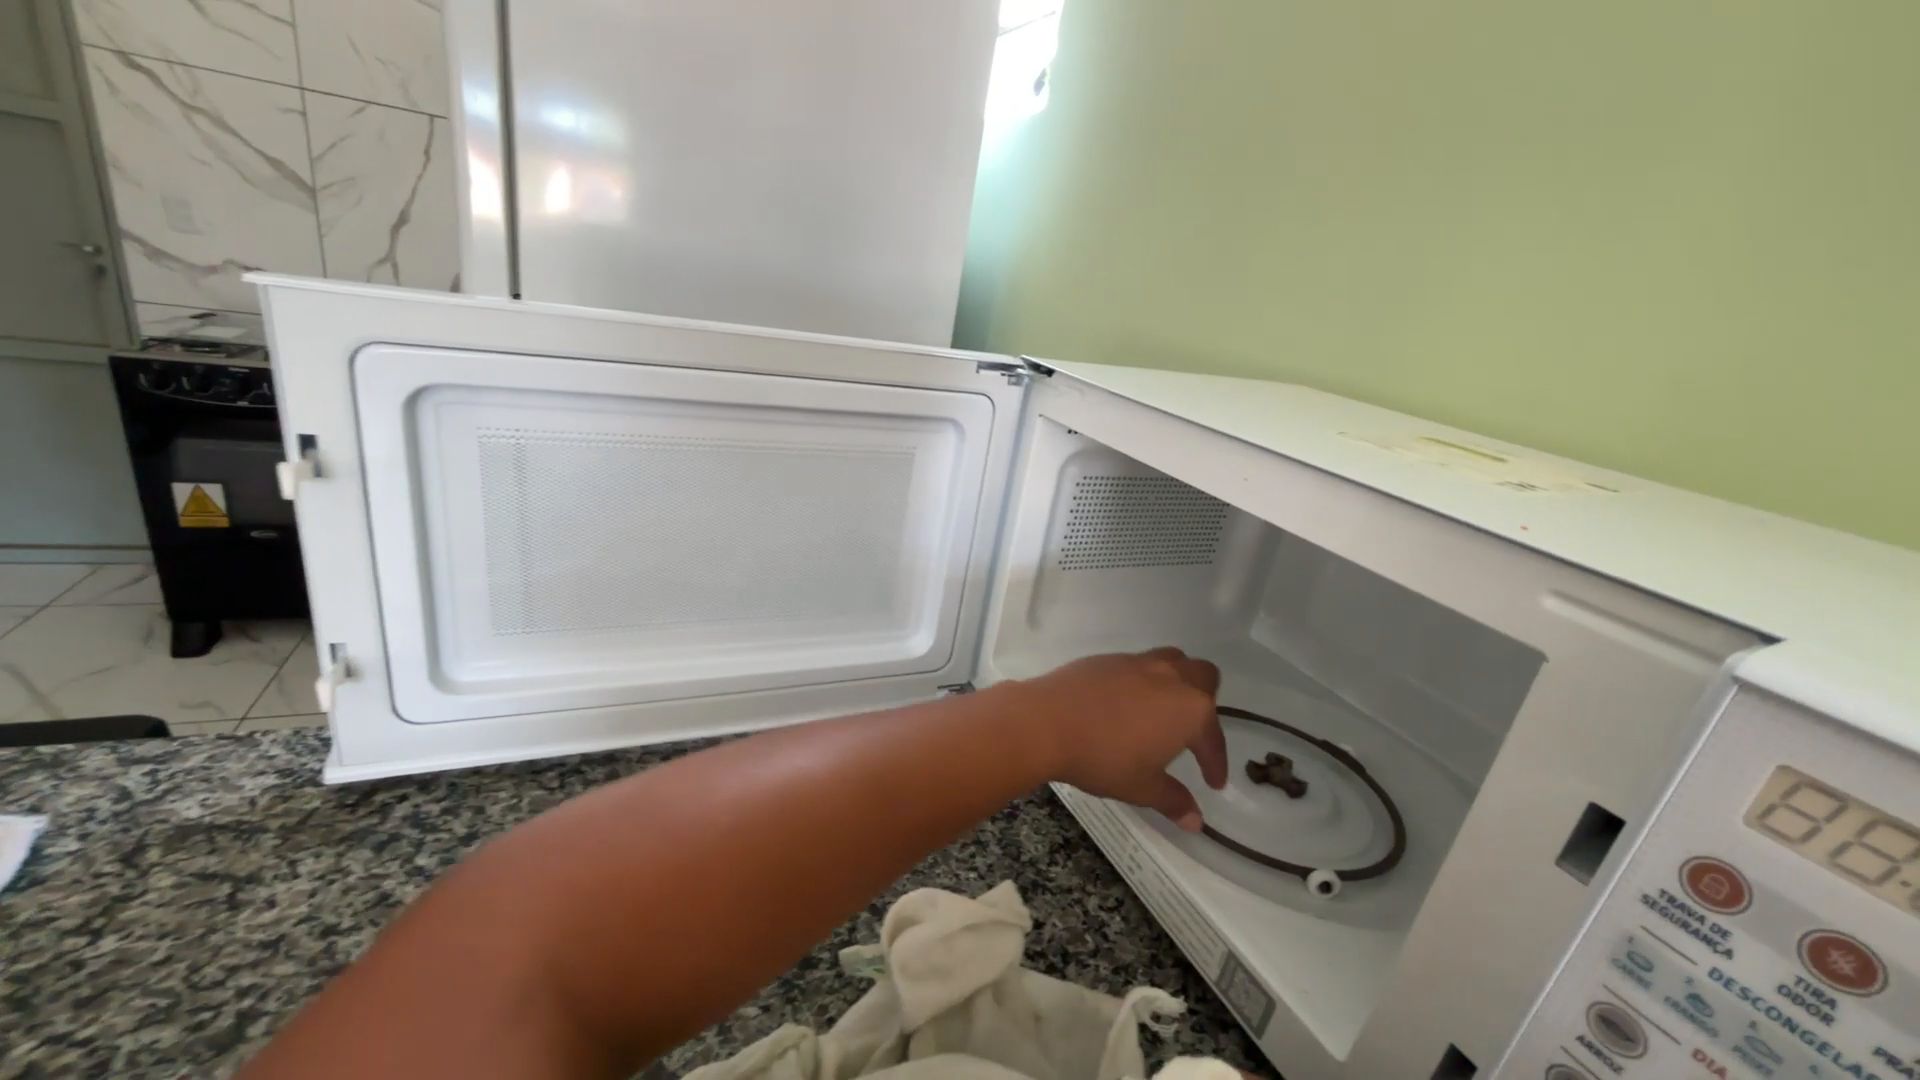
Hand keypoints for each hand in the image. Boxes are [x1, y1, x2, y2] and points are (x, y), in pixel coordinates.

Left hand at [1009, 648, 1225, 831]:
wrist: (1045, 722)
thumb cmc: (1102, 758)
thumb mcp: (1141, 788)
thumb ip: (1173, 800)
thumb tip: (1195, 821)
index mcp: (1189, 709)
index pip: (1212, 738)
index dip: (1215, 763)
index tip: (1213, 783)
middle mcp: (1169, 677)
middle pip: (1203, 677)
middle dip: (1205, 703)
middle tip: (1191, 732)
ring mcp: (1137, 663)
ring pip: (1171, 661)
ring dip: (1176, 683)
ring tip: (1162, 711)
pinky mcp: (1106, 659)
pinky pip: (1137, 665)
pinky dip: (1141, 683)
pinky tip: (1123, 706)